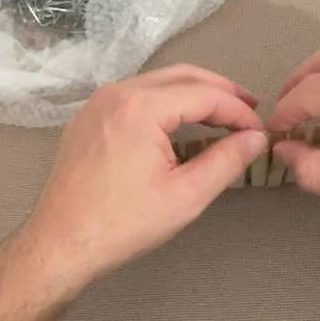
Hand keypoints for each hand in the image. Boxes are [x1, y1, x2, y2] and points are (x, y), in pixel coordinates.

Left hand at [3, 65, 266, 302]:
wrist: (60, 244)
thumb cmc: (123, 224)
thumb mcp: (185, 195)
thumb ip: (226, 161)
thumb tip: (256, 138)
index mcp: (140, 106)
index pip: (204, 94)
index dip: (238, 110)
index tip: (260, 130)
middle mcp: (116, 93)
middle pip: (181, 76)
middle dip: (219, 91)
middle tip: (249, 110)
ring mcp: (96, 104)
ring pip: (155, 84)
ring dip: (190, 94)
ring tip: (220, 116)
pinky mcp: (86, 120)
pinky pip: (133, 98)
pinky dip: (163, 103)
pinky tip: (178, 124)